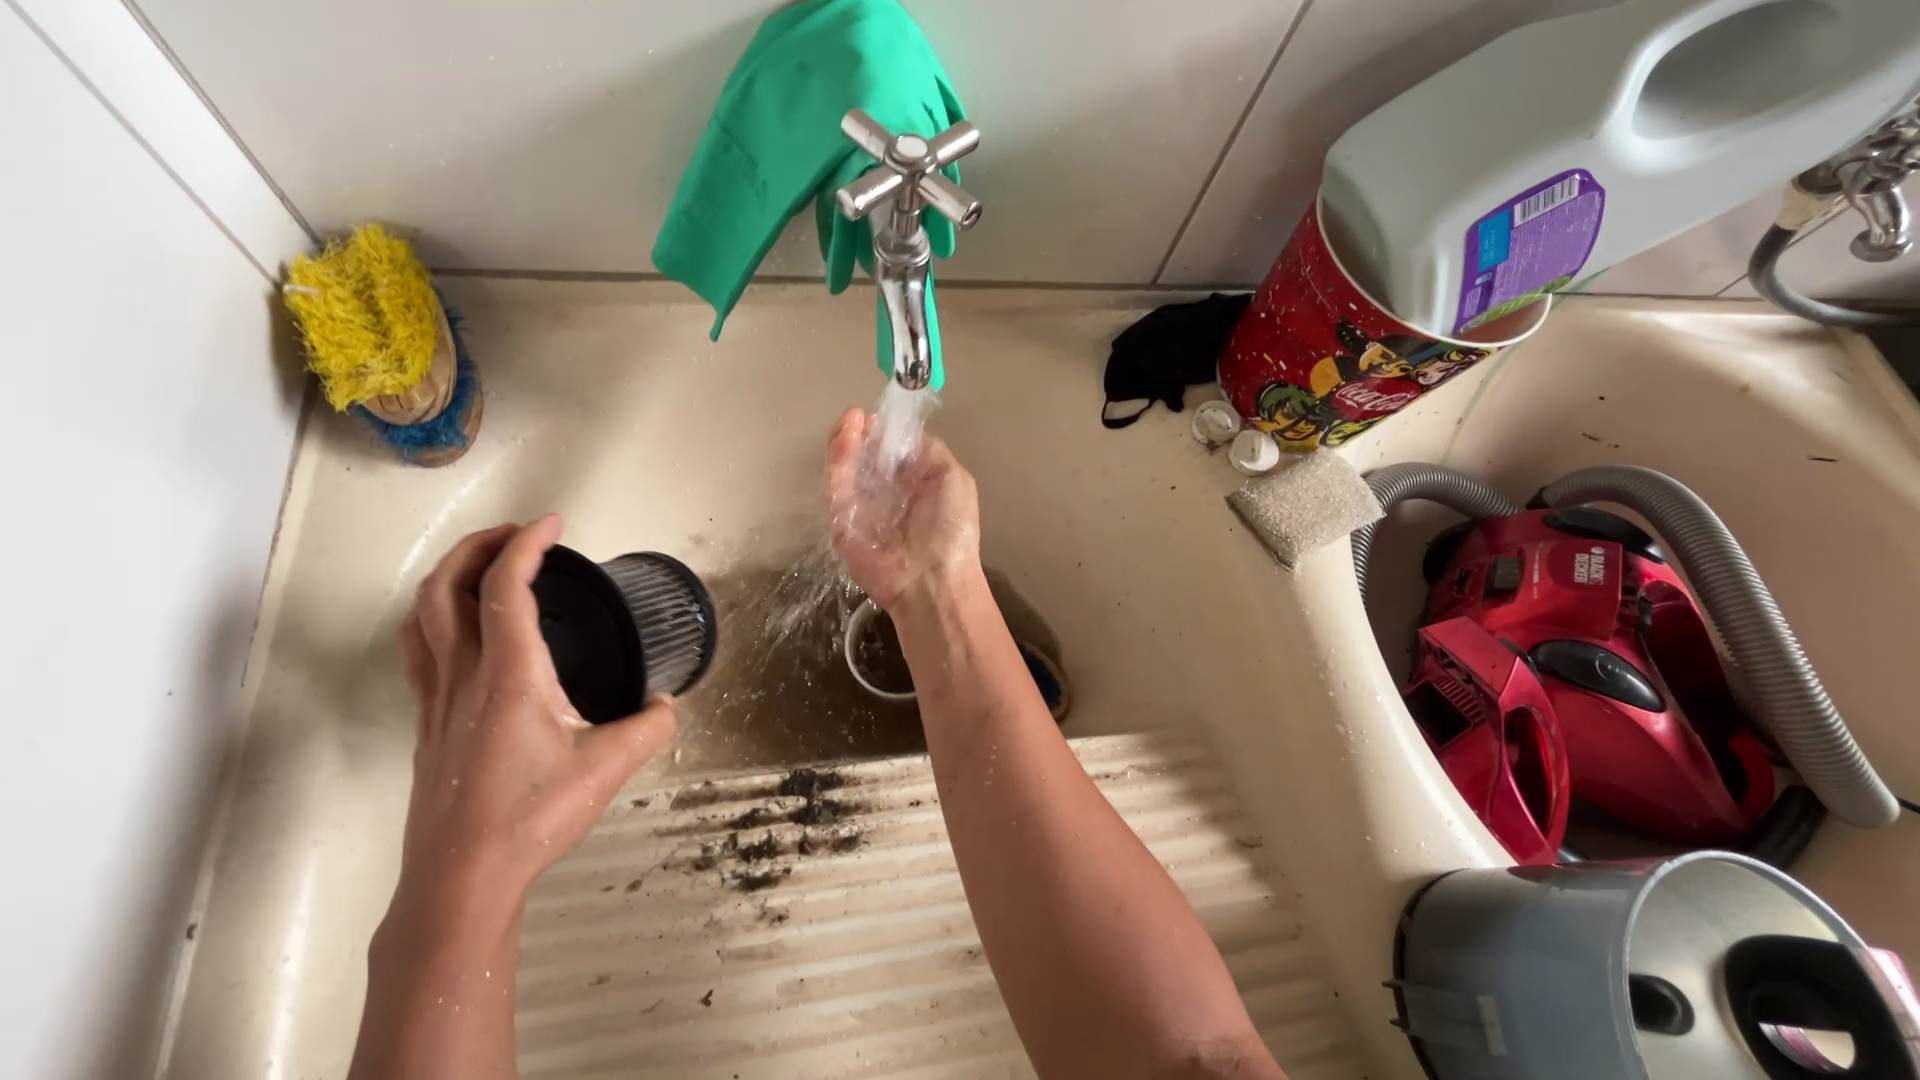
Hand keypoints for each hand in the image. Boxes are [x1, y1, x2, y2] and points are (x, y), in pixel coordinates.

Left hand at [394, 514, 677, 904]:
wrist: (463, 877)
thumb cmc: (533, 817)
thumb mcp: (608, 769)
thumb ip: (648, 728)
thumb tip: (665, 706)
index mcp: (511, 676)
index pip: (508, 589)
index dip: (529, 545)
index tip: (554, 524)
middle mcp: (465, 676)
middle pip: (446, 586)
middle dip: (478, 545)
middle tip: (516, 534)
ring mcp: (436, 699)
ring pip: (420, 615)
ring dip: (447, 575)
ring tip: (480, 566)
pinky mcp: (426, 724)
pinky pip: (419, 649)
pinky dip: (433, 617)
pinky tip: (457, 629)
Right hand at [823, 407, 981, 609]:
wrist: (932, 580)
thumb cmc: (951, 529)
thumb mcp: (953, 479)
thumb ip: (929, 452)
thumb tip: (904, 434)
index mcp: (913, 484)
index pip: (892, 451)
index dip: (885, 431)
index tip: (881, 416)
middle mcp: (886, 494)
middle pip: (865, 456)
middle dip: (861, 433)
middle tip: (860, 416)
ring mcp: (861, 507)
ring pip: (846, 467)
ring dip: (845, 440)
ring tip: (851, 419)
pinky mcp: (841, 521)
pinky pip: (835, 486)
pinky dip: (837, 459)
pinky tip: (846, 437)